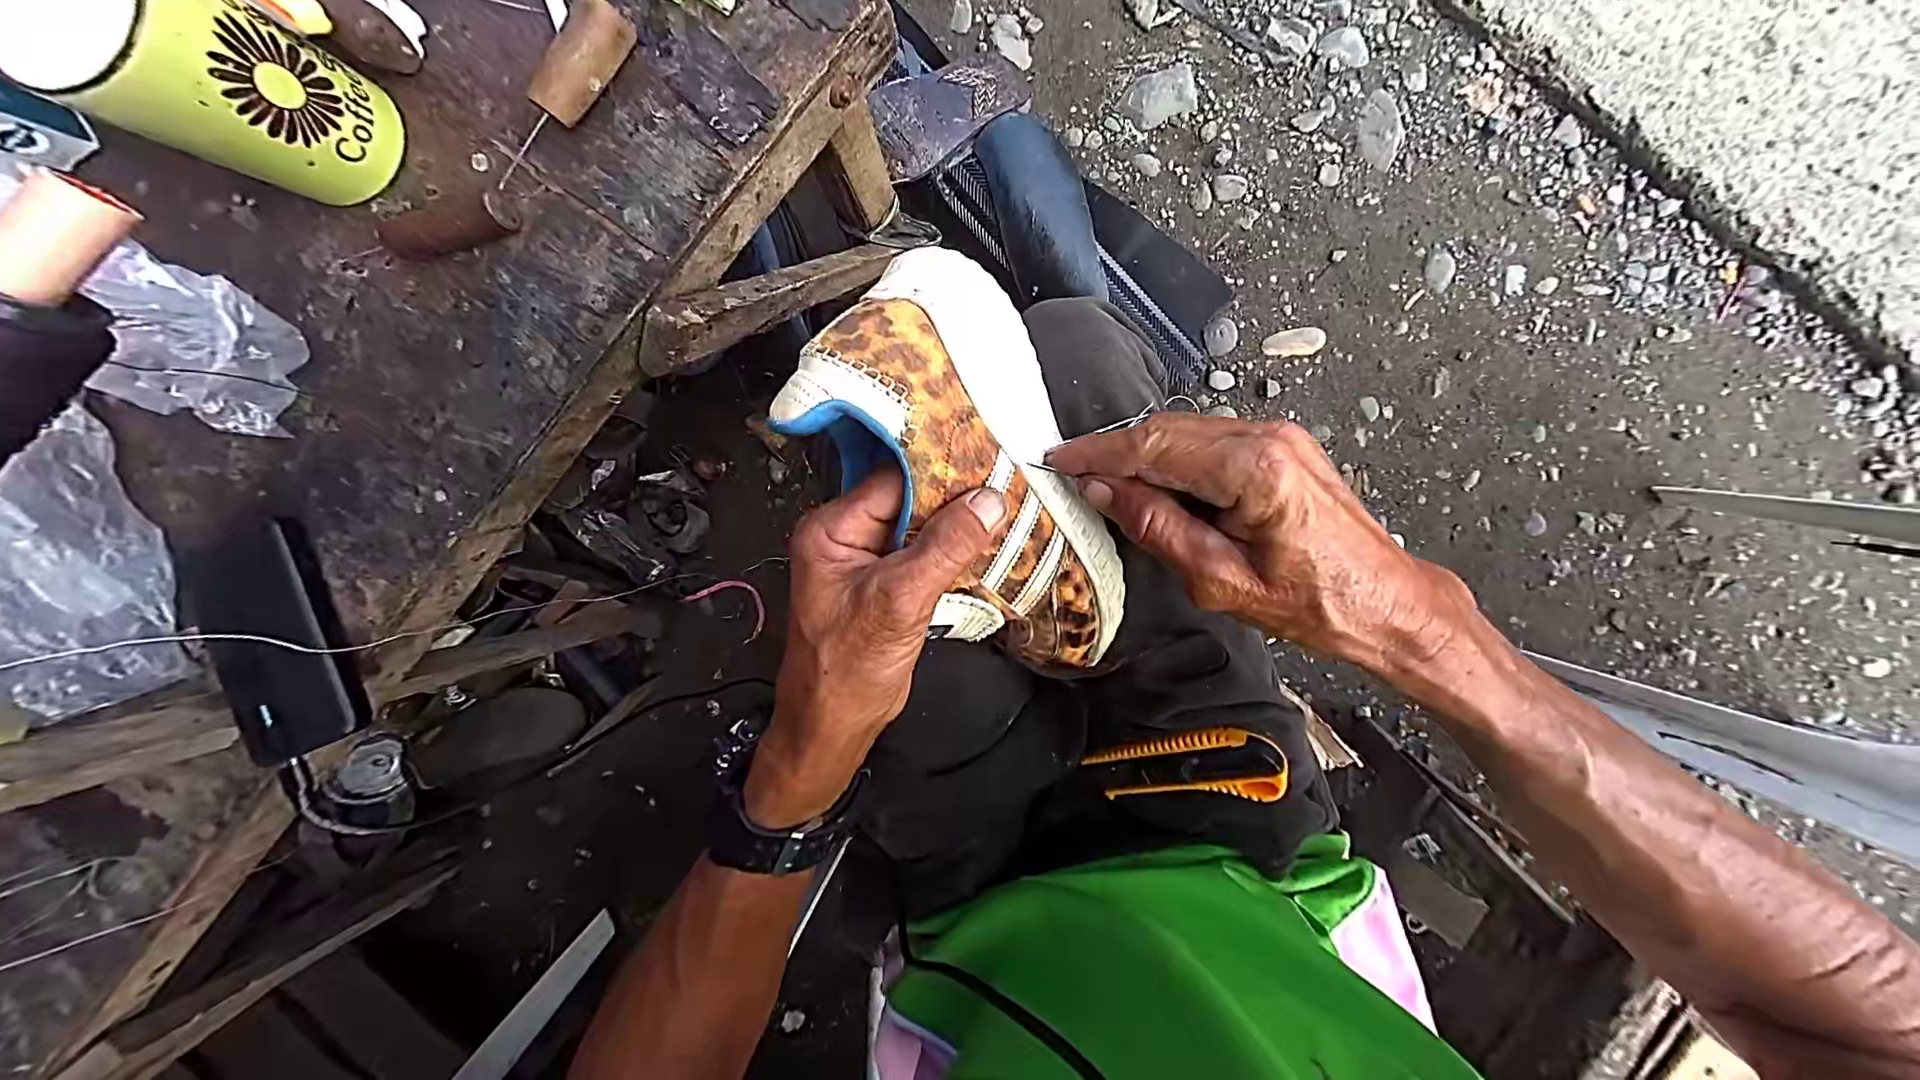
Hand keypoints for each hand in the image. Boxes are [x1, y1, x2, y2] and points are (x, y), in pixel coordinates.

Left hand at [744, 470, 1006, 827]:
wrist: (836, 722)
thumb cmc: (844, 670)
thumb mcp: (899, 601)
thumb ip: (944, 548)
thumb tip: (985, 504)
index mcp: (832, 530)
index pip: (893, 481)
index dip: (940, 472)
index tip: (983, 466)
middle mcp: (848, 538)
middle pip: (910, 499)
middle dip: (955, 497)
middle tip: (1000, 489)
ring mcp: (871, 561)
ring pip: (923, 526)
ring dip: (958, 525)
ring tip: (1001, 513)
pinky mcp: (891, 582)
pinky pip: (927, 552)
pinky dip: (955, 550)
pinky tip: (984, 545)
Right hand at [1044, 414, 1474, 676]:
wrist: (1382, 601)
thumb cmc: (1316, 601)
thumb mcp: (1218, 579)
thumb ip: (1155, 526)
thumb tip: (1107, 492)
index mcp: (1253, 470)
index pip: (1152, 447)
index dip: (1098, 453)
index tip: (1061, 459)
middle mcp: (1267, 439)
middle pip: (1164, 430)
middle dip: (1113, 451)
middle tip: (1074, 474)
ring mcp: (1277, 437)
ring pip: (1183, 431)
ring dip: (1140, 455)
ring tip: (1106, 485)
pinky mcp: (1279, 447)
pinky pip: (1207, 440)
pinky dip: (1170, 458)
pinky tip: (1152, 483)